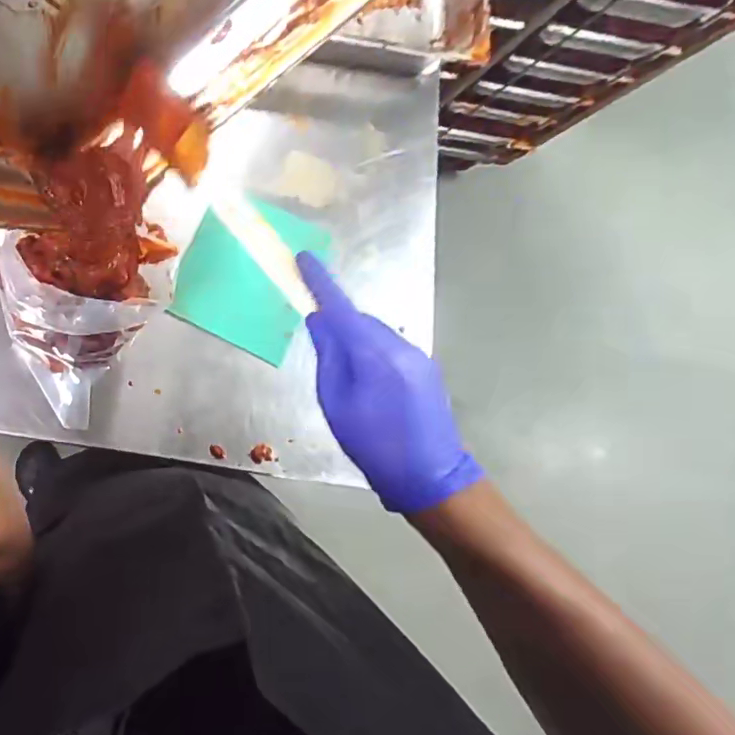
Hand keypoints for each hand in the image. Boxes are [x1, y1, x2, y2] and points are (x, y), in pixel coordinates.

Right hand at [298, 252, 481, 512]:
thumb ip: (328, 358)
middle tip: (313, 333)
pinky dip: (370, 352)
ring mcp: (418, 357)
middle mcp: (401, 346)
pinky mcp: (425, 371)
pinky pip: (389, 348)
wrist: (429, 476)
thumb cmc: (373, 444)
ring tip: (338, 369)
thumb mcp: (336, 403)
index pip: (341, 308)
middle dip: (336, 320)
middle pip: (360, 320)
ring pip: (375, 335)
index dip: (321, 282)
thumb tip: (319, 322)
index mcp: (374, 353)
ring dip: (353, 339)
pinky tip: (362, 377)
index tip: (305, 258)